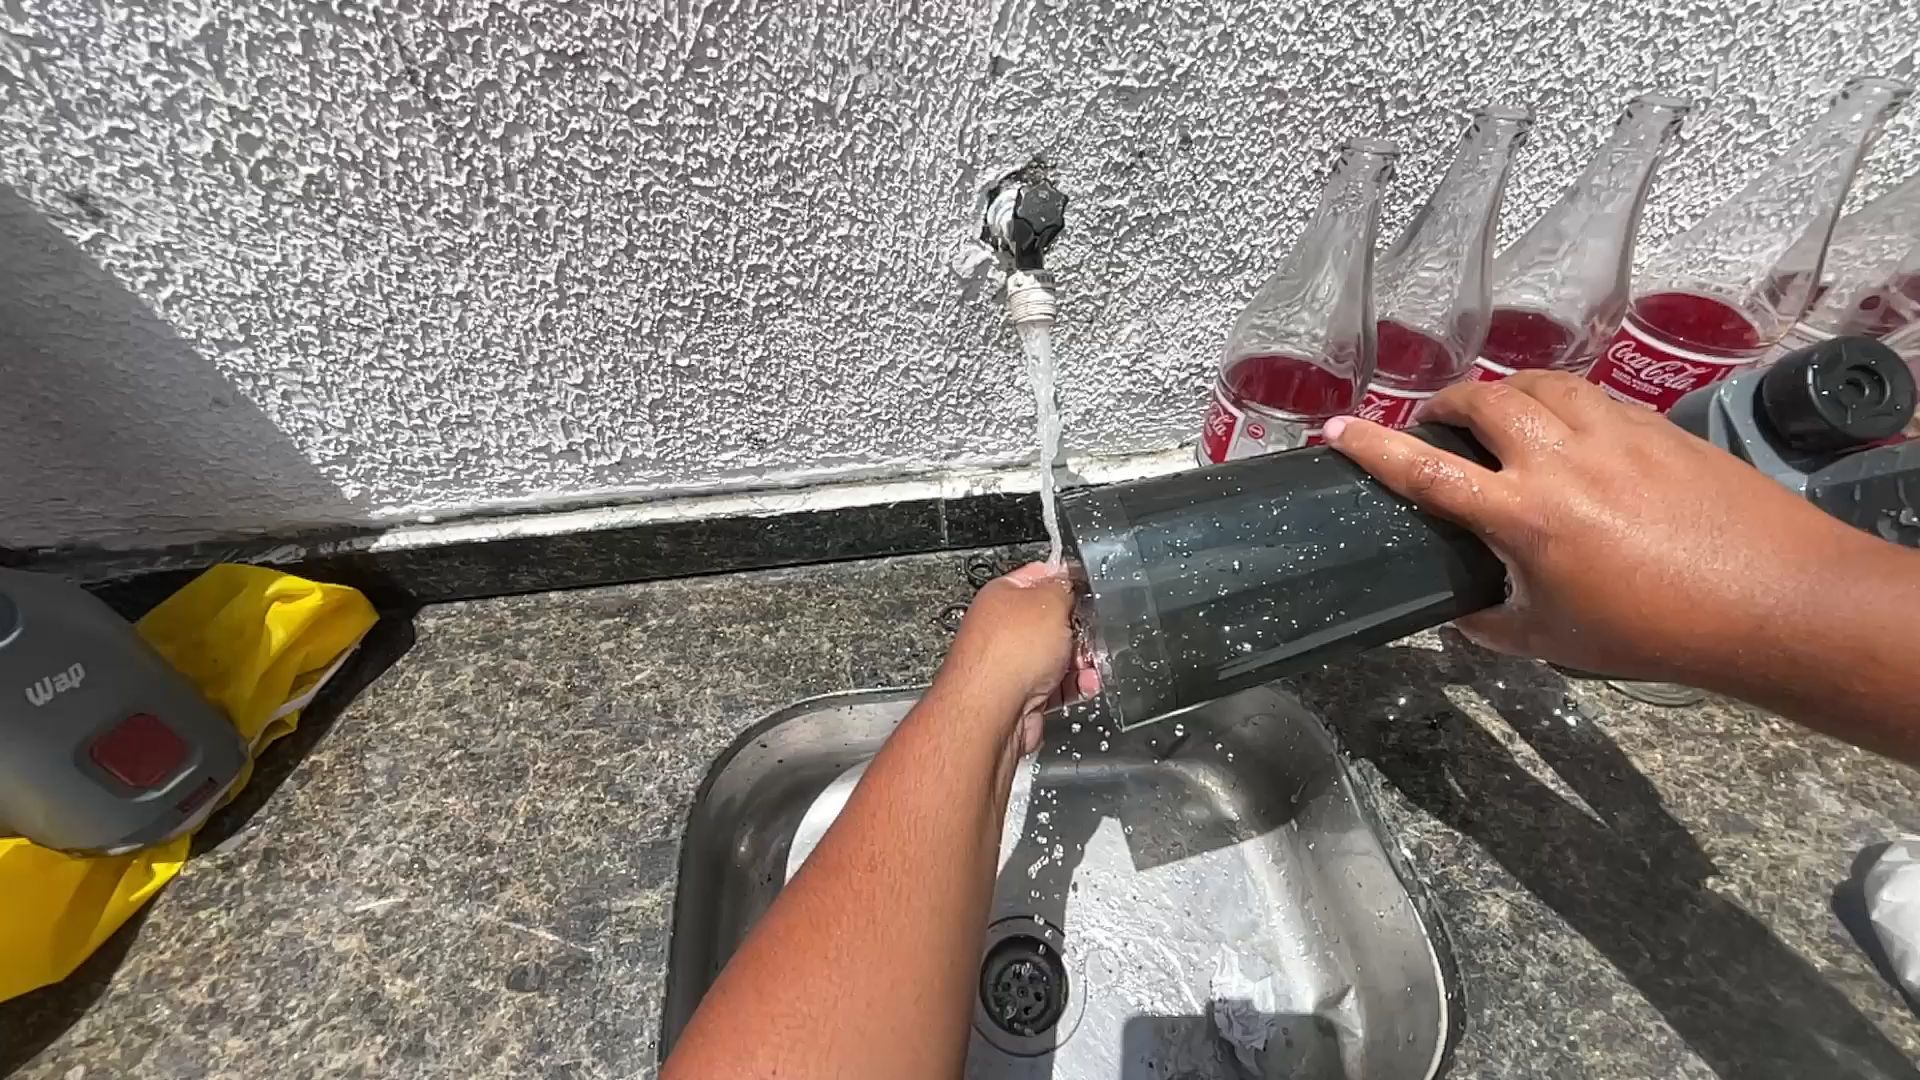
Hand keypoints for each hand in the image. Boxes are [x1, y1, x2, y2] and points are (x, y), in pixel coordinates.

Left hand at [937, 562, 1099, 754]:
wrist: (992, 713)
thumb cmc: (1006, 654)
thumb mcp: (1049, 603)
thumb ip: (1062, 587)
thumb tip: (1068, 582)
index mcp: (1002, 595)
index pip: (1038, 577)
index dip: (1064, 579)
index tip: (1086, 586)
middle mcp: (1003, 629)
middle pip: (1052, 621)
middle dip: (1078, 628)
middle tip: (1089, 633)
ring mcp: (1012, 663)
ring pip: (1058, 655)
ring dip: (1080, 660)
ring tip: (1090, 663)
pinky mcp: (1023, 694)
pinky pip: (1057, 684)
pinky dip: (1074, 685)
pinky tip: (1086, 684)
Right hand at [1321, 371, 1857, 681]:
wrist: (1784, 604)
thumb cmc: (1654, 629)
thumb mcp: (1549, 639)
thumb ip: (1485, 623)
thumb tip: (1452, 616)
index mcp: (1522, 514)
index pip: (1426, 471)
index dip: (1372, 447)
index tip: (1335, 430)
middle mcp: (1560, 461)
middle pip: (1481, 401)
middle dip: (1442, 404)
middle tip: (1433, 424)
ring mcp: (1614, 436)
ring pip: (1537, 383)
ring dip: (1499, 392)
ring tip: (1492, 413)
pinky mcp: (1658, 427)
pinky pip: (1587, 395)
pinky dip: (1554, 400)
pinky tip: (1560, 427)